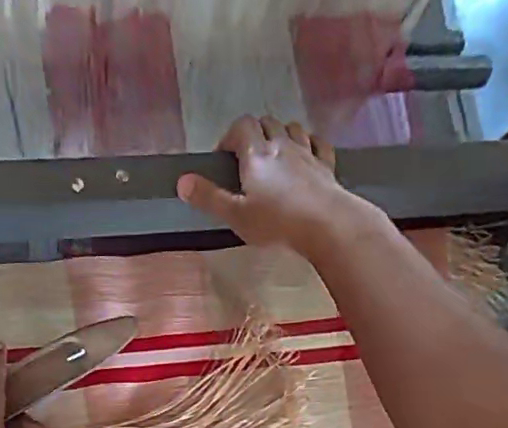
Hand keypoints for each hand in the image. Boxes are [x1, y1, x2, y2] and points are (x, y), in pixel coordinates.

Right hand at [176, 116, 370, 255]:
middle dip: (254, 134)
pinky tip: (305, 153)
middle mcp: (282, 145)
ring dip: (280, 135)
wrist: (325, 224)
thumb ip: (209, 198)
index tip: (224, 158)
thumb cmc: (276, 223)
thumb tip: (182, 181)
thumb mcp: (235, 215)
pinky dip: (308, 144)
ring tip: (274, 155)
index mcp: (257, 154)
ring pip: (292, 128)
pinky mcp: (326, 165)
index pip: (241, 126)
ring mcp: (307, 152)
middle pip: (267, 123)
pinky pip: (317, 143)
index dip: (230, 137)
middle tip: (246, 158)